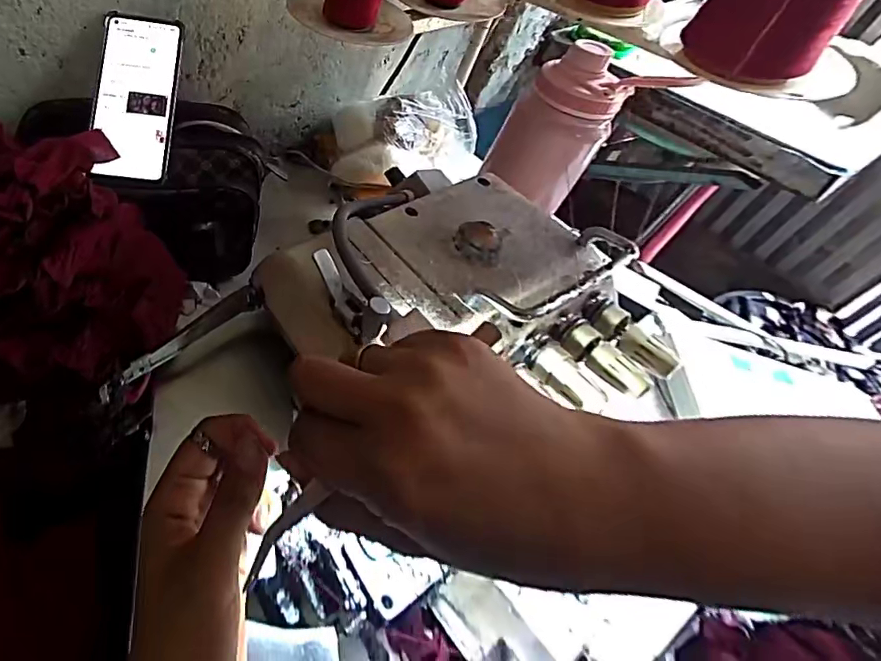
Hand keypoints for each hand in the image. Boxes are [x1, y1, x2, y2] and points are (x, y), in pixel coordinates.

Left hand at [133, 414, 275, 660]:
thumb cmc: (181, 639)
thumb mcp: (213, 560)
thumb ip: (234, 499)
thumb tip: (251, 445)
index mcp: (169, 505)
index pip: (201, 441)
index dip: (234, 432)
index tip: (267, 443)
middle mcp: (183, 514)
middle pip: (218, 458)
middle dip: (248, 457)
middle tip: (276, 466)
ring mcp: (202, 535)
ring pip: (231, 484)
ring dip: (254, 484)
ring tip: (267, 501)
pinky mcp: (220, 557)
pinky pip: (239, 513)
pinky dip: (256, 511)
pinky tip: (262, 525)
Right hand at [285, 331, 613, 588]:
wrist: (578, 488)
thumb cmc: (507, 528)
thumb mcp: (414, 538)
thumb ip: (348, 504)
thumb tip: (309, 473)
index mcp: (387, 470)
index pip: (303, 435)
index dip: (310, 447)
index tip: (325, 451)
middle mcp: (400, 410)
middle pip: (308, 371)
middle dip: (317, 398)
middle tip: (346, 418)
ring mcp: (427, 368)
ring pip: (358, 357)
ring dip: (370, 383)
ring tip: (410, 413)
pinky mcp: (453, 343)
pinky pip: (401, 344)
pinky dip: (408, 368)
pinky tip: (439, 398)